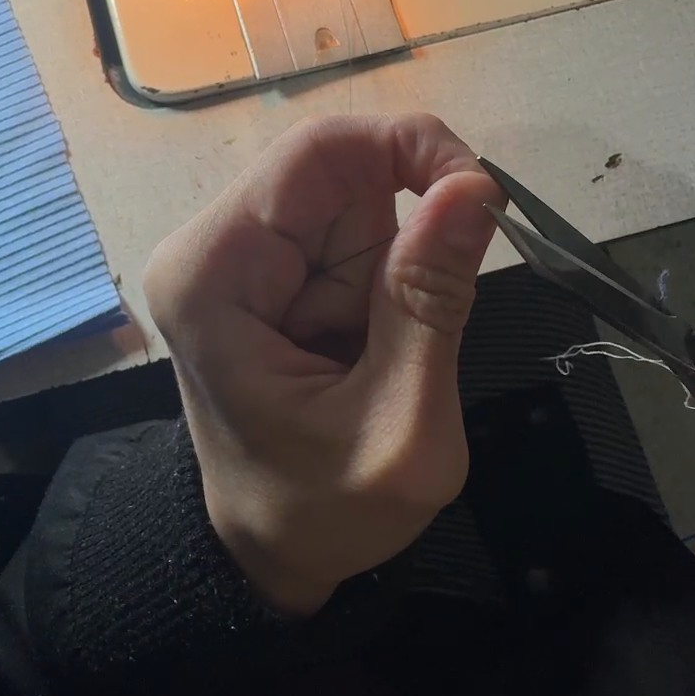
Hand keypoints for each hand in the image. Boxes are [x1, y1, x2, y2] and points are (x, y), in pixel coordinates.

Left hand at [144, 114, 500, 614]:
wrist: (266, 549)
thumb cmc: (322, 512)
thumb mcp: (401, 424)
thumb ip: (432, 300)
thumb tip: (474, 184)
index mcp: (213, 274)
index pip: (314, 152)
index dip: (410, 146)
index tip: (483, 198)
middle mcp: (211, 245)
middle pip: (332, 168)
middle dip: (405, 225)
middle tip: (438, 305)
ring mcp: (237, 253)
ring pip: (348, 199)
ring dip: (394, 260)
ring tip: (385, 347)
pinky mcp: (266, 268)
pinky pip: (345, 233)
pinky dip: (383, 274)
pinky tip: (371, 339)